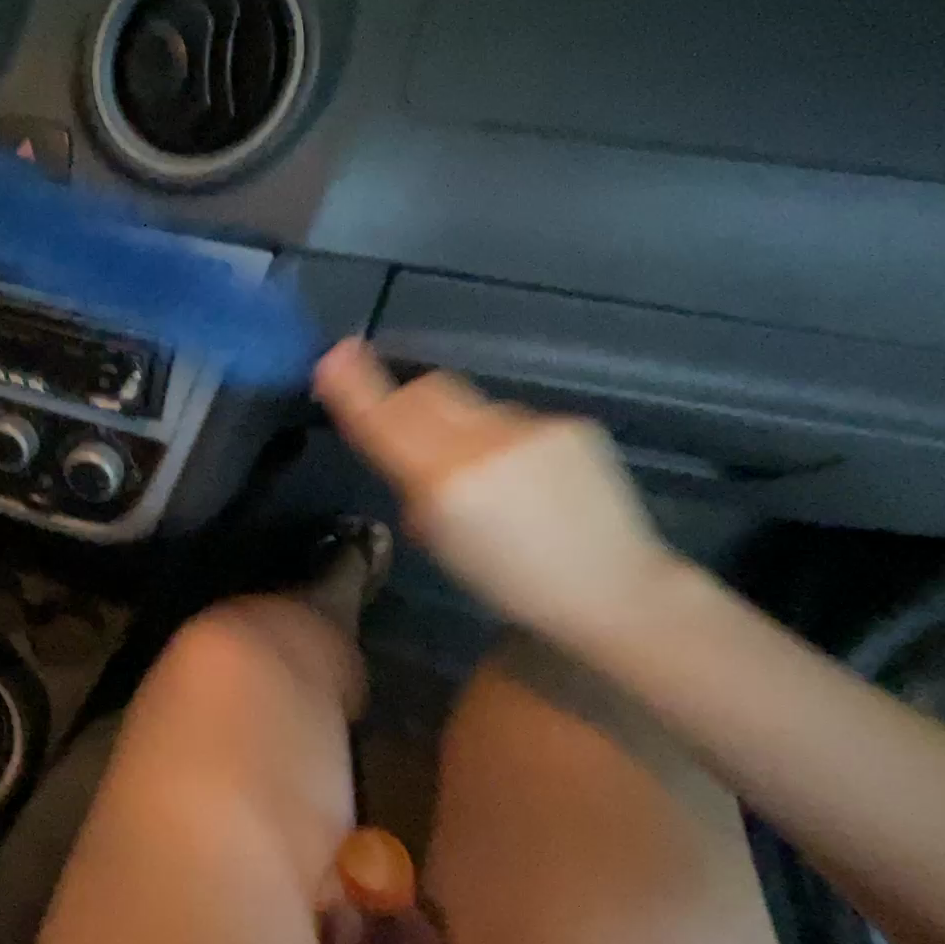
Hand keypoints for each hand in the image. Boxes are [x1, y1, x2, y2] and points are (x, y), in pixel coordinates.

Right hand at [312, 339, 681, 638]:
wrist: (610, 588)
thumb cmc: (508, 581)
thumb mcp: (439, 541)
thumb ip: (412, 486)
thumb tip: (401, 455)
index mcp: (442, 480)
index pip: (385, 417)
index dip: (354, 384)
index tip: (334, 356)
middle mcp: (483, 442)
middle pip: (425, 390)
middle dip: (405, 398)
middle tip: (399, 422)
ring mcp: (531, 428)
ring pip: (469, 405)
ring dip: (457, 424)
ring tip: (481, 470)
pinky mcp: (568, 424)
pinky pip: (512, 418)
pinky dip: (501, 439)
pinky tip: (524, 475)